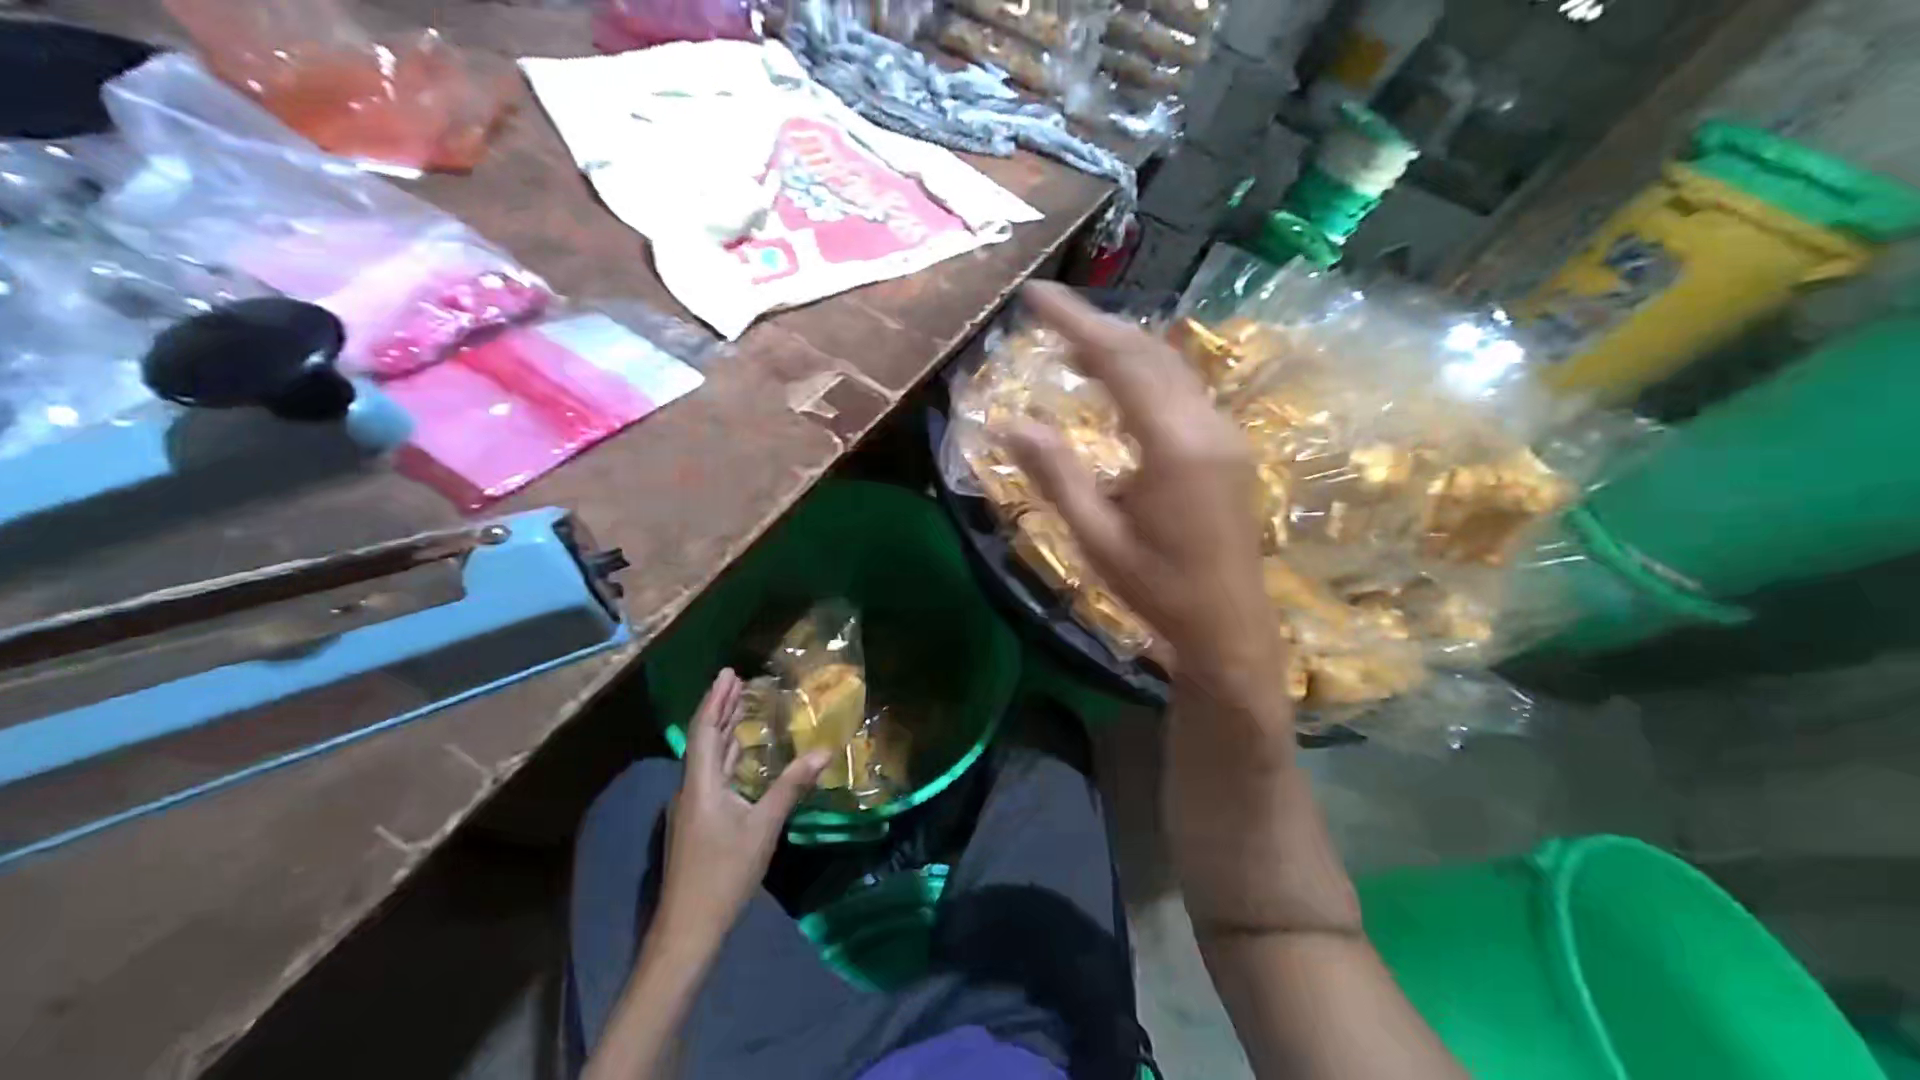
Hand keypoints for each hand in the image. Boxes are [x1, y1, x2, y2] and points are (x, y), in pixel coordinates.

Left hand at [655, 669, 827, 949]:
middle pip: (703, 739)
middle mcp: (691, 788)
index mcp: (700, 784)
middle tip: (738, 680)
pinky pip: (713, 776)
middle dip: (720, 708)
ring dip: (723, 731)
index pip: (704, 730)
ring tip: (741, 707)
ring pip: (707, 758)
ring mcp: (693, 806)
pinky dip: (727, 756)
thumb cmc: (724, 873)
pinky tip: (741, 756)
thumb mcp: (764, 827)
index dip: (716, 699)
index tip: (729, 673)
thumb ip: (791, 786)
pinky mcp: (699, 821)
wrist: (689, 928)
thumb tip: (823, 751)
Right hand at [1005, 282, 1281, 703]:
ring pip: (1170, 365)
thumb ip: (1056, 475)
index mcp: (1173, 445)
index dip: (1075, 321)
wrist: (1230, 626)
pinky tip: (1116, 381)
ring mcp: (1224, 433)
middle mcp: (1207, 425)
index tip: (1033, 296)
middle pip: (1149, 351)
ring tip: (1071, 341)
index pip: (1120, 360)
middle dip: (1096, 323)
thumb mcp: (1096, 538)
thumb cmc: (1159, 590)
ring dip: (1121, 344)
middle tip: (1046, 311)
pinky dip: (1143, 370)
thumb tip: (1009, 423)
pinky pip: (1182, 388)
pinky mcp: (1227, 446)